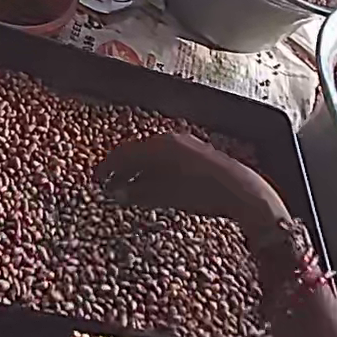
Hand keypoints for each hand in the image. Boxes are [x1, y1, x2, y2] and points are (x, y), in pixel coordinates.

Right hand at [93, 133, 288, 232]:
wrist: (240, 191)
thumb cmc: (202, 192)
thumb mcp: (166, 196)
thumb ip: (139, 192)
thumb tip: (116, 193)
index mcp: (160, 146)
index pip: (124, 153)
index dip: (108, 167)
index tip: (96, 179)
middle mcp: (170, 139)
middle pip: (137, 152)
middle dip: (122, 169)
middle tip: (108, 184)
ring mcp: (184, 144)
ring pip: (151, 155)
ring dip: (137, 170)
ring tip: (127, 187)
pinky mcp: (195, 152)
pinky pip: (165, 157)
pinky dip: (153, 169)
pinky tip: (152, 184)